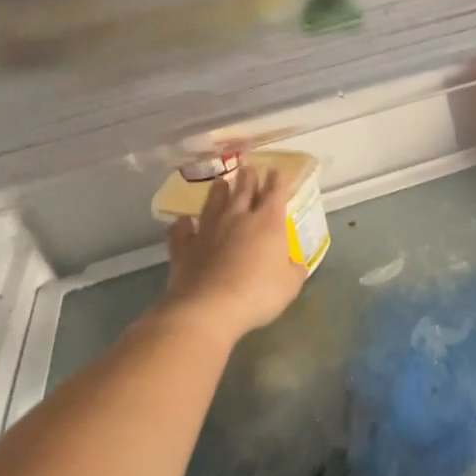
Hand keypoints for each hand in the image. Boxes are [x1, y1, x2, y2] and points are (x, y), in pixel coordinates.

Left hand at [156, 166, 307, 337]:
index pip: (274, 193)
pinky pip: (182, 230)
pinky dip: (183, 224)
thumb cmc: (258, 293)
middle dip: (248, 178)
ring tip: (220, 182)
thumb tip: (294, 264)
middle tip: (248, 168)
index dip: (277, 181)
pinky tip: (183, 221)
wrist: (209, 306)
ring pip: (213, 203)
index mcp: (268, 223)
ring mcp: (207, 230)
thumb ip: (293, 270)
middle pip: (243, 191)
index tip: (276, 170)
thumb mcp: (290, 285)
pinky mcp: (184, 246)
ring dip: (217, 192)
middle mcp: (237, 218)